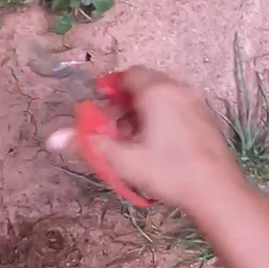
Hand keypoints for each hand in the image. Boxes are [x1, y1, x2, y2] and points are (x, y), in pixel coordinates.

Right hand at [49, 66, 250, 216]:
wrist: (217, 192)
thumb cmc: (167, 171)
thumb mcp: (121, 159)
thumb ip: (87, 144)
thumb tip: (51, 138)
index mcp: (158, 92)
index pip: (128, 75)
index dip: (109, 88)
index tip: (98, 107)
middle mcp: (179, 90)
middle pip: (145, 86)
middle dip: (124, 105)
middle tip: (111, 128)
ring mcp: (197, 105)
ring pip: (161, 99)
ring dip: (141, 114)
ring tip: (130, 141)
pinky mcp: (206, 121)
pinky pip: (176, 110)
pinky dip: (160, 120)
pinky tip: (155, 146)